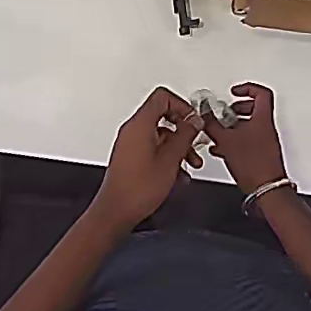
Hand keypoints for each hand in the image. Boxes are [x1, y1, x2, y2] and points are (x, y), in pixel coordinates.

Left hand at [88, 88, 203, 232]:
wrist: (116, 212)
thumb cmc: (137, 189)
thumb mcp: (171, 159)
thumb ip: (185, 135)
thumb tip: (194, 121)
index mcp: (140, 124)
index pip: (162, 97)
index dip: (182, 105)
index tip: (193, 120)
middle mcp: (132, 130)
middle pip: (162, 115)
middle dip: (183, 128)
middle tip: (194, 139)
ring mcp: (130, 143)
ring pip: (160, 134)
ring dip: (178, 145)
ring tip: (190, 162)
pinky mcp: (130, 156)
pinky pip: (153, 147)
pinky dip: (167, 155)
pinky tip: (177, 173)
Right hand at [204, 83, 288, 193]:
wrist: (266, 190)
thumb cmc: (254, 165)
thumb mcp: (226, 140)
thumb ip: (213, 125)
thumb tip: (205, 114)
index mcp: (262, 119)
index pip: (261, 93)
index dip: (247, 88)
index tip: (235, 91)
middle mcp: (266, 128)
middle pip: (255, 108)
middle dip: (238, 107)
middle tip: (227, 111)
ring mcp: (265, 141)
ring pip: (250, 125)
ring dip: (235, 125)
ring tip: (221, 130)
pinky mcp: (262, 153)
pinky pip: (249, 139)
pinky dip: (236, 138)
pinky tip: (224, 147)